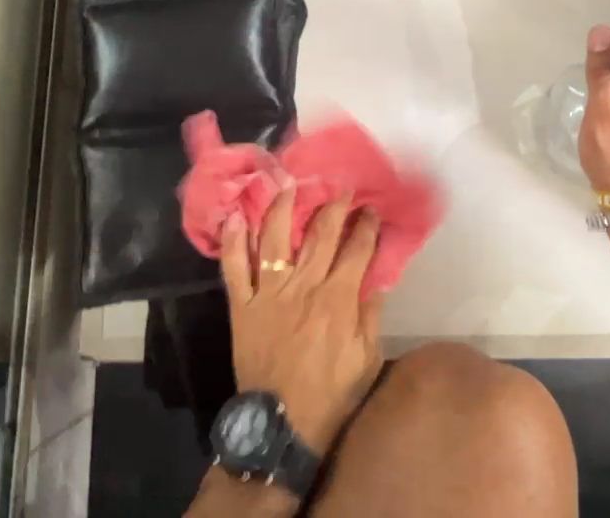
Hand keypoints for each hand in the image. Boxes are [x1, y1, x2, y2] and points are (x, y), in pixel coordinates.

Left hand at [221, 190, 383, 454]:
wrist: (281, 424)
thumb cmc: (330, 394)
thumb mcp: (366, 358)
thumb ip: (371, 314)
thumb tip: (377, 277)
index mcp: (337, 299)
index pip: (356, 250)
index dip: (365, 225)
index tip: (370, 208)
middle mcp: (303, 286)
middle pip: (318, 234)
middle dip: (332, 206)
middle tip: (338, 187)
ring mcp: (268, 292)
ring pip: (273, 239)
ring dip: (281, 207)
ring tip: (287, 184)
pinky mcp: (242, 304)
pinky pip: (233, 267)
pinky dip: (232, 240)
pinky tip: (234, 216)